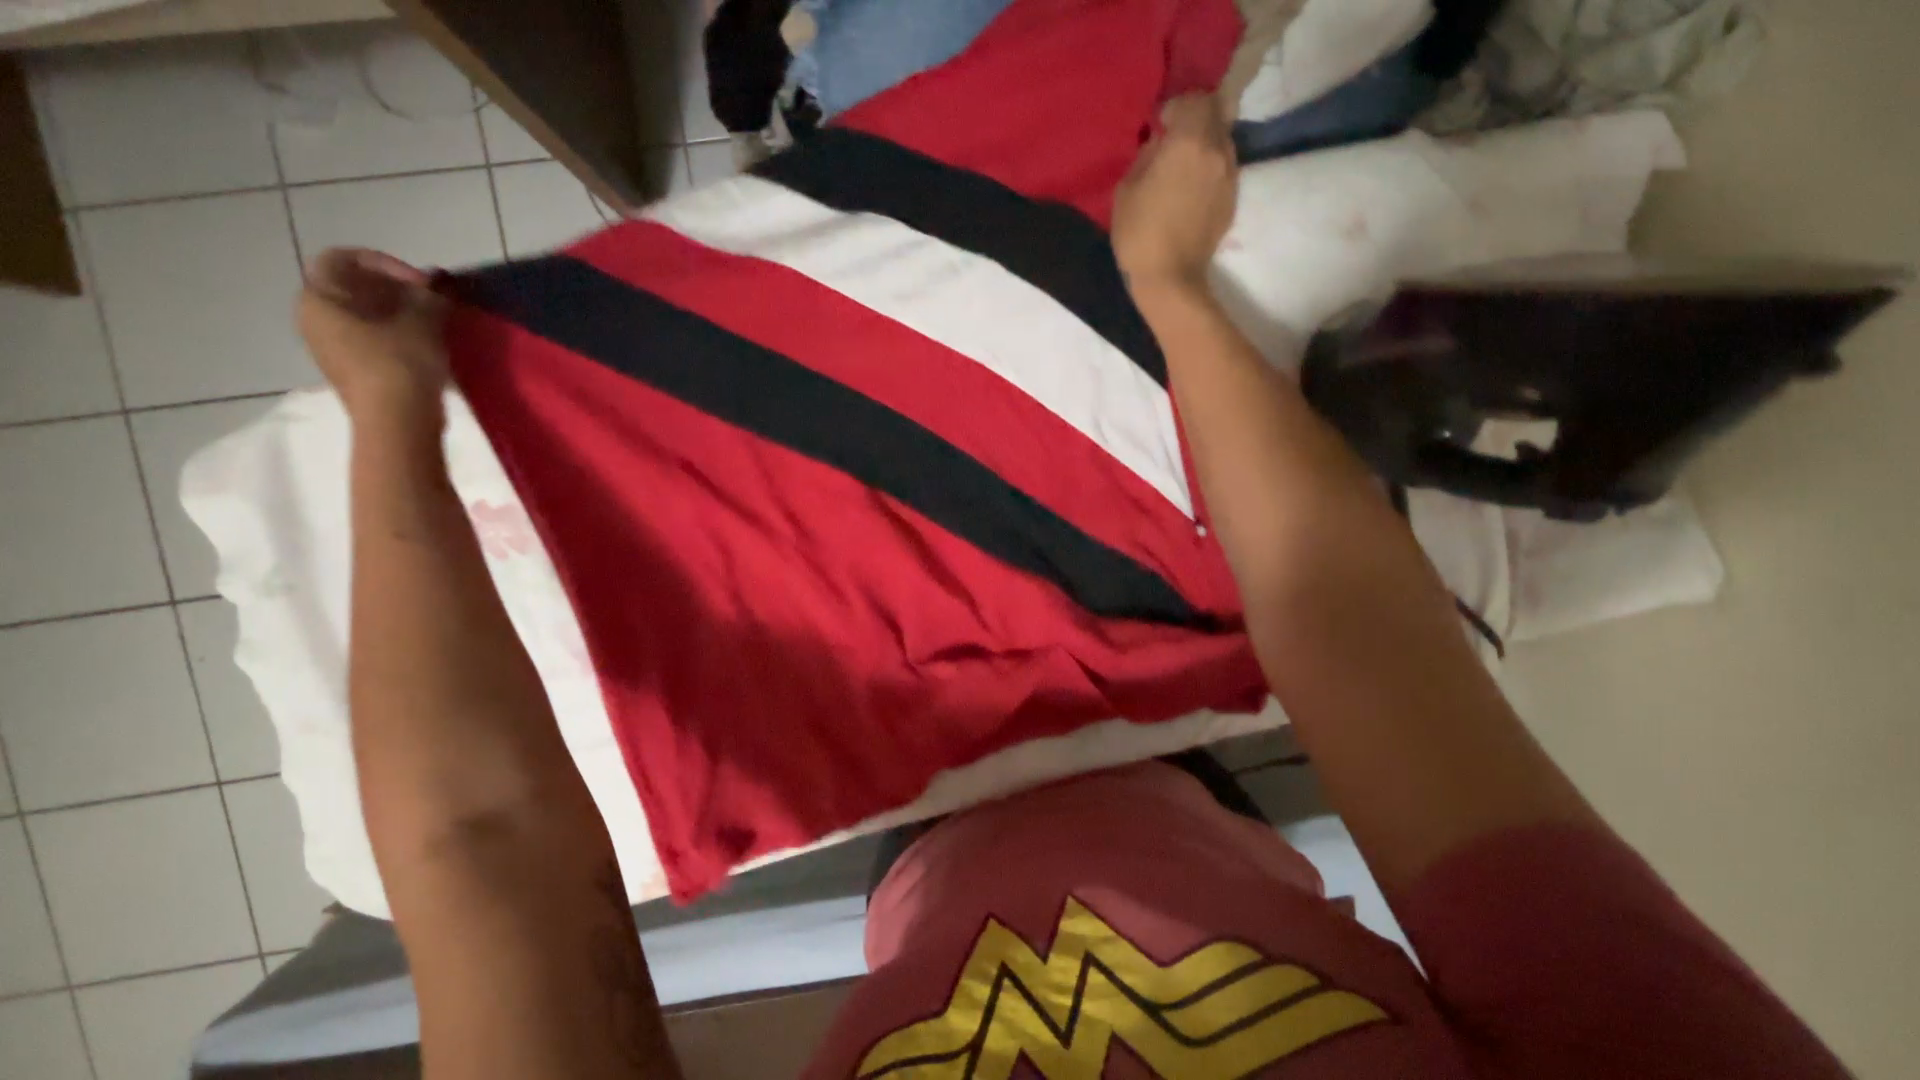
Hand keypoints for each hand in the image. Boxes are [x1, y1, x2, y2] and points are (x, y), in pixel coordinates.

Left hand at [298, 248, 448, 422]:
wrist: (397, 425)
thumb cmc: (400, 365)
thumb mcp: (421, 322)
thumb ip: (429, 295)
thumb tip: (437, 282)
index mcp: (318, 300)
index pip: (343, 259)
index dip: (385, 263)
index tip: (420, 282)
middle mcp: (313, 320)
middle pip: (351, 286)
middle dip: (393, 287)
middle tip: (429, 298)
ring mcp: (329, 347)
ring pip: (361, 313)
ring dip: (397, 310)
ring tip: (432, 319)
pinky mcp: (350, 369)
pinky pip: (368, 337)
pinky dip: (394, 331)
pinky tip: (424, 341)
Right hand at [1111, 93, 1237, 297]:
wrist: (1170, 276)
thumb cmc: (1140, 231)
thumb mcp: (1128, 186)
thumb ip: (1149, 153)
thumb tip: (1162, 141)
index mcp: (1190, 142)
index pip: (1196, 99)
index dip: (1177, 107)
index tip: (1161, 124)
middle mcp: (1218, 150)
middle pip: (1216, 114)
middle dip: (1195, 120)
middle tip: (1173, 139)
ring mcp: (1230, 174)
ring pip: (1223, 140)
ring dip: (1205, 143)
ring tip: (1182, 164)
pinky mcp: (1233, 196)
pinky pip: (1224, 166)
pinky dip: (1210, 166)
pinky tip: (1191, 187)